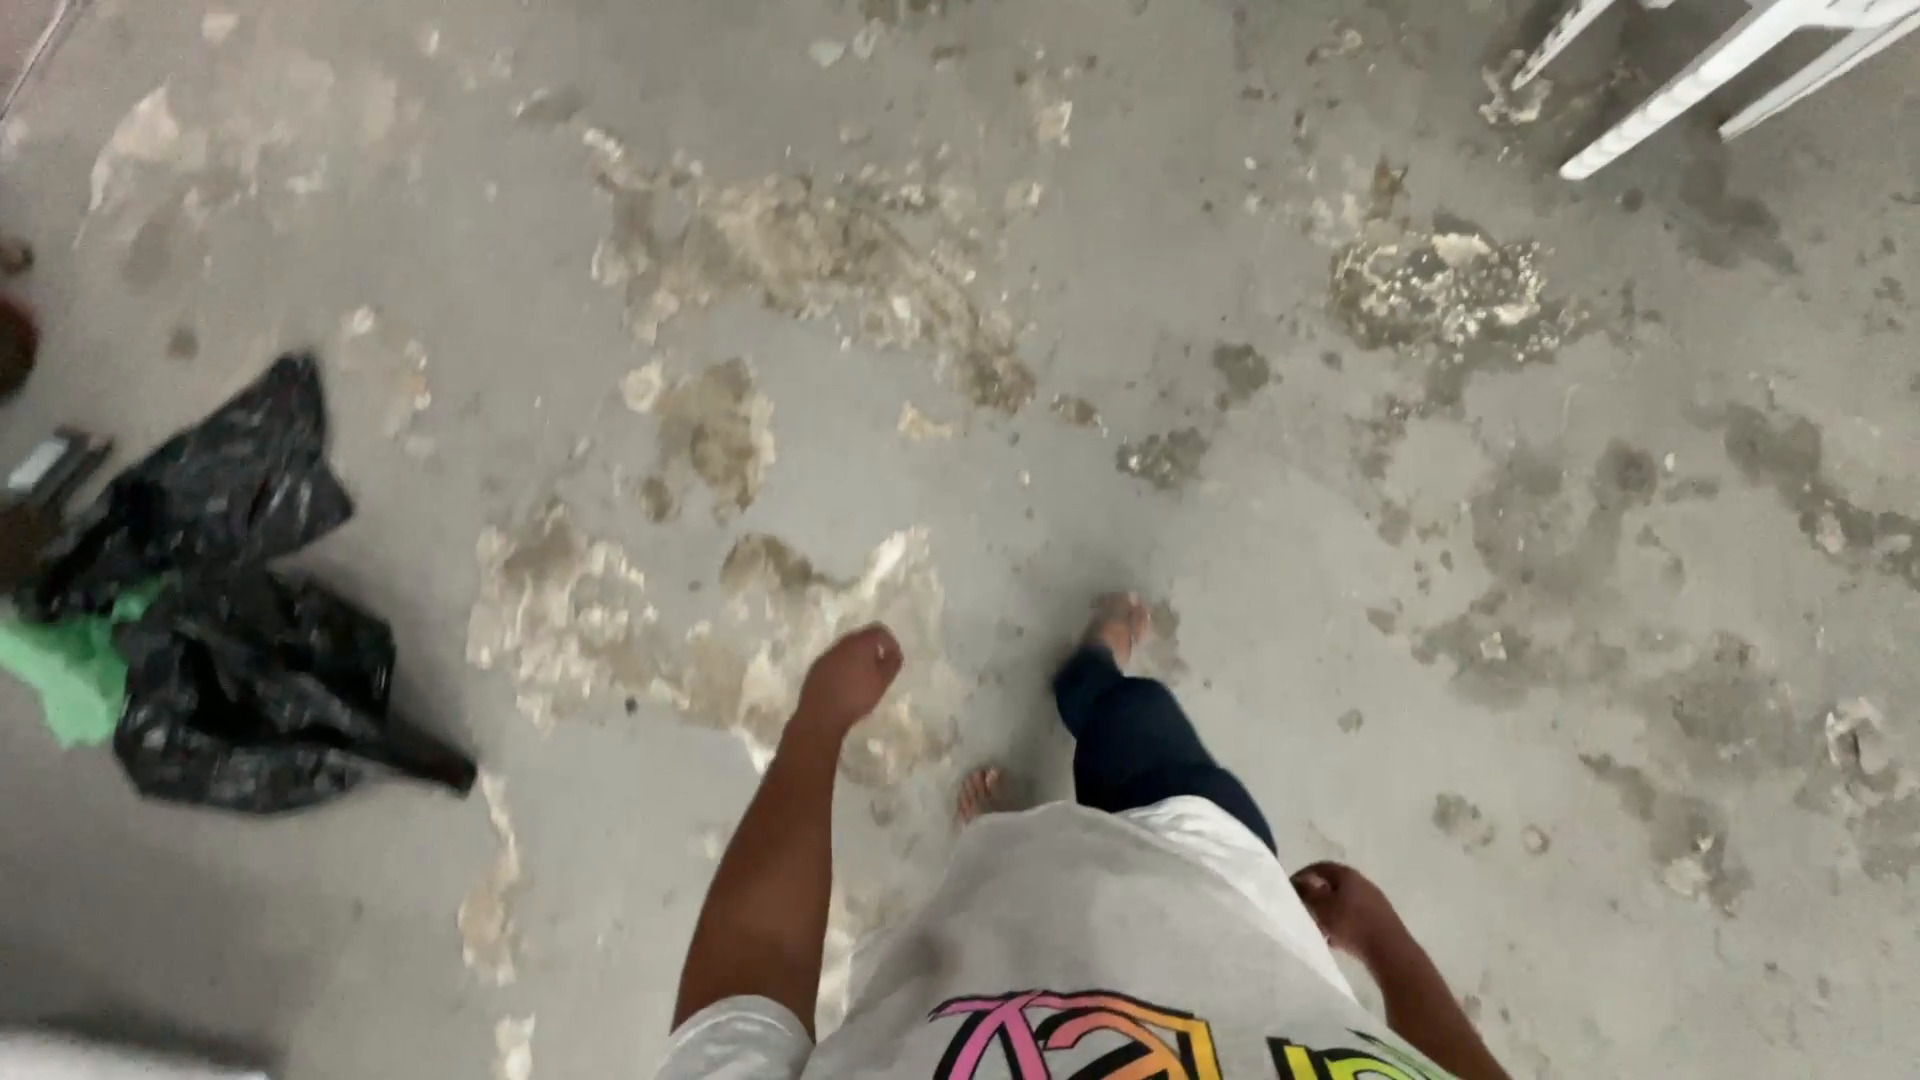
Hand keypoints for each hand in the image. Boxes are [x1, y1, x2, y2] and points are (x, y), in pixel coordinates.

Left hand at [793, 624, 902, 738]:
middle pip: (861, 638)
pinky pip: (834, 661)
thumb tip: (894, 653)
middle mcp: (841, 644)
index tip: (893, 657)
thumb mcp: (882, 681)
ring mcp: (826, 655)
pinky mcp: (816, 668)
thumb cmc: (856, 696)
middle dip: (873, 650)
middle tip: (879, 668)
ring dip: (857, 659)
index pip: (878, 630)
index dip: (889, 641)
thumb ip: (892, 663)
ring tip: (863, 678)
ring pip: (846, 650)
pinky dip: (843, 668)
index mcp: (859, 643)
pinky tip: (845, 685)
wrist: (821, 714)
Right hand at [1291, 862, 1408, 965]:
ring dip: (1330, 913)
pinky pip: (1356, 917)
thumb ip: (1306, 893)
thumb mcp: (1321, 907)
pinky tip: (1337, 940)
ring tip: (1320, 928)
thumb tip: (1298, 882)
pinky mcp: (1382, 920)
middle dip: (1317, 897)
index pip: (1320, 867)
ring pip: (1345, 903)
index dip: (1304, 875)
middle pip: (1333, 885)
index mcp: (1347, 874)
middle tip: (1306, 909)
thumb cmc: (1352, 924)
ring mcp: (1375, 902)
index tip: (1292, 888)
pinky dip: (1344, 924)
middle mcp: (1363, 883)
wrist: (1391, 952)